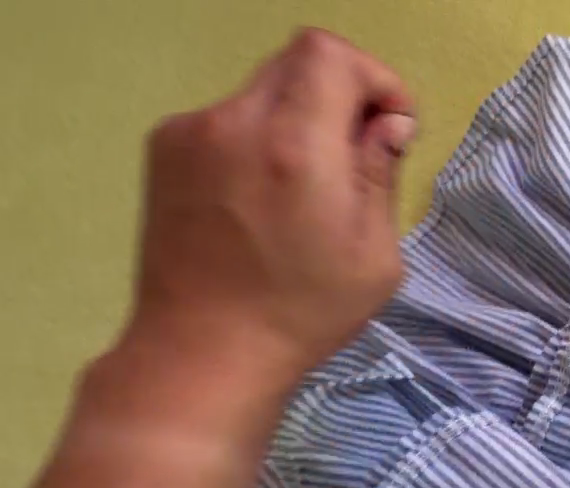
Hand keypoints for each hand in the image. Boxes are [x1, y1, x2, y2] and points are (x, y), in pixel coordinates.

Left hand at [89, 29, 415, 447]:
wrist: (210, 342)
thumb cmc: (312, 307)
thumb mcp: (377, 252)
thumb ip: (378, 175)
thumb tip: (387, 124)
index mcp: (294, 146)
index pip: (329, 54)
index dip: (375, 79)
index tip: (394, 128)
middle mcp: (233, 121)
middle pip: (296, 63)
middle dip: (345, 98)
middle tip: (366, 159)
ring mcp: (190, 129)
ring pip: (265, 93)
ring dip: (306, 123)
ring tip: (319, 192)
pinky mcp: (167, 147)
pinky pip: (233, 120)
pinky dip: (269, 140)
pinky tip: (276, 200)